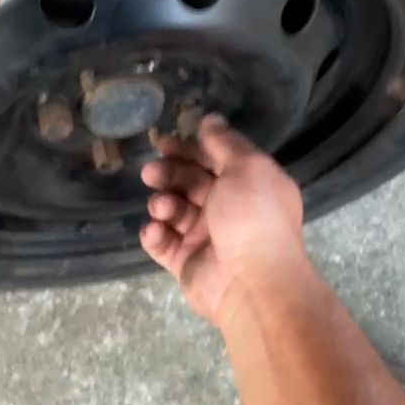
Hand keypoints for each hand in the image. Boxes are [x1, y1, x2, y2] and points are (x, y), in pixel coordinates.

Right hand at [141, 116, 318, 330]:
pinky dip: (155, 234)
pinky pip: (163, 242)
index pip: (214, 159)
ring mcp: (206, 237)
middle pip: (190, 181)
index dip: (189, 148)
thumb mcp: (247, 167)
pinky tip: (156, 229)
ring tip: (163, 207)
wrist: (253, 284)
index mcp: (248, 184)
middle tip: (151, 173)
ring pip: (174, 210)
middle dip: (169, 173)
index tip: (164, 143)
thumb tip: (211, 120)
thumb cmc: (252, 218)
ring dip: (163, 203)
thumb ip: (225, 142)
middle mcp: (228, 208)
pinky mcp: (186, 262)